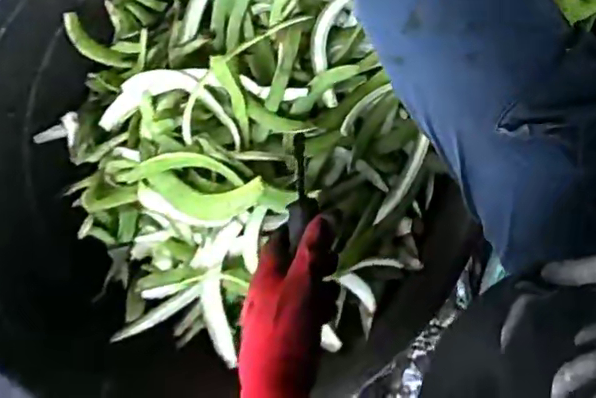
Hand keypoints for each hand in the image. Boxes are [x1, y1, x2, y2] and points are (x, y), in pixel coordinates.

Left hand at [238, 214, 335, 397]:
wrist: (276, 389)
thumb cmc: (288, 330)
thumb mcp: (303, 283)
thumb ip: (312, 249)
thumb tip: (324, 214)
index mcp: (264, 275)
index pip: (280, 238)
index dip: (301, 229)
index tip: (325, 230)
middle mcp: (263, 290)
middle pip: (294, 262)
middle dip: (318, 262)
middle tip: (333, 267)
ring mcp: (269, 313)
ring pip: (300, 286)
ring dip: (320, 287)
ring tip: (329, 299)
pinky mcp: (279, 332)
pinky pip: (299, 309)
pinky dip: (314, 308)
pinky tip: (324, 318)